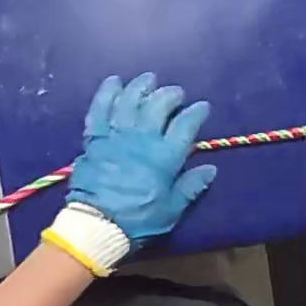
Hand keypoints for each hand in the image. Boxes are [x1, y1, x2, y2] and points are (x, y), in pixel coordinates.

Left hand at [68, 73, 216, 242]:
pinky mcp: (95, 139)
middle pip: (158, 105)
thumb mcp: (171, 209)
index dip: (196, 113)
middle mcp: (142, 138)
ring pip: (130, 101)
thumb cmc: (138, 220)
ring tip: (148, 80)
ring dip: (141, 87)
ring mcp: (116, 136)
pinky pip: (100, 109)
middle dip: (170, 95)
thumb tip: (210, 169)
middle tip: (175, 93)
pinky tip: (113, 82)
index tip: (202, 107)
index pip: (186, 125)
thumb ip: (190, 187)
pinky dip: (107, 93)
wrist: (98, 225)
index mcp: (165, 156)